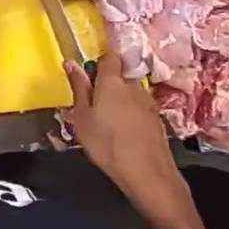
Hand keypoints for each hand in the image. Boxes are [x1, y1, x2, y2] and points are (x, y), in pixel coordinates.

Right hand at [65, 52, 179, 199]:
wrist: (146, 171)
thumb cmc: (106, 143)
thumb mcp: (82, 117)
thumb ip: (79, 88)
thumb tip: (71, 62)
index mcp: (112, 81)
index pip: (109, 57)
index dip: (98, 64)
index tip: (88, 79)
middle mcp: (134, 85)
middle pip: (120, 75)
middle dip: (107, 85)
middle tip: (92, 106)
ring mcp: (148, 101)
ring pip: (130, 92)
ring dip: (119, 100)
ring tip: (107, 123)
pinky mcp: (157, 117)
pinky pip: (139, 107)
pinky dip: (130, 114)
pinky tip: (123, 133)